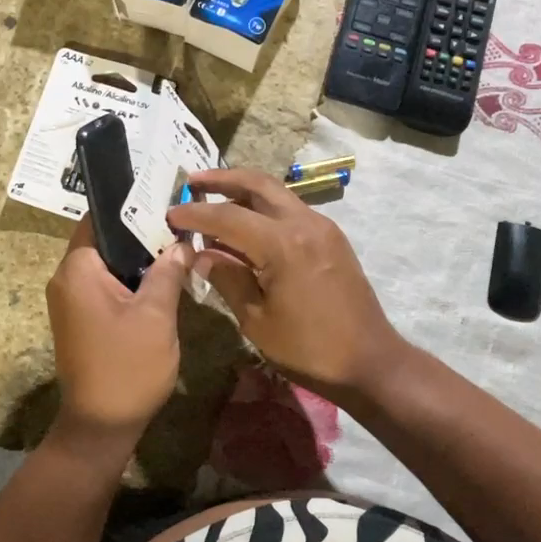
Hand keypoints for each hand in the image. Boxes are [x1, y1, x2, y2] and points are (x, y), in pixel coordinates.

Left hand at [45, 217, 193, 444]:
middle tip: (179, 224)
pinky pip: (103, 286)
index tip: (166, 201)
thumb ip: (167, 272)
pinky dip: (128, 281)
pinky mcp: (79, 319)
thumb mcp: (156, 315)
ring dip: (137, 259)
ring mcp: (69, 300)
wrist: (101, 425)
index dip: (132, 207)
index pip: (100, 218)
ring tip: (176, 249)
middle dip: (140, 233)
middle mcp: (65, 278)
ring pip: (106, 264)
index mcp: (77, 270)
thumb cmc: (128, 366)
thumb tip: (180, 243)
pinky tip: (159, 281)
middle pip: (104, 240)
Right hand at [167, 169, 410, 400]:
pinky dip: (263, 210)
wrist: (369, 362)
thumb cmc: (308, 349)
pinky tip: (244, 226)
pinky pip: (290, 212)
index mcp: (283, 244)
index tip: (170, 215)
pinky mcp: (331, 239)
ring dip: (243, 192)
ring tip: (212, 199)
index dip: (195, 214)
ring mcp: (323, 228)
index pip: (227, 216)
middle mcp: (305, 224)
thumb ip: (227, 279)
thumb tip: (201, 255)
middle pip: (258, 185)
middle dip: (222, 179)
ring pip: (276, 194)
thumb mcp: (256, 320)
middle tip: (192, 180)